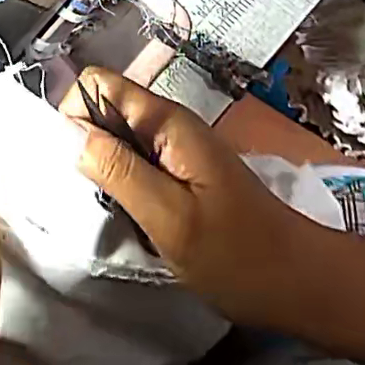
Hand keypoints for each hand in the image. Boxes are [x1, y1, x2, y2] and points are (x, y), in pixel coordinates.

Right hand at [59, 67, 323, 326]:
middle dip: (87, 145)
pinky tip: (133, 218)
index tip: (75, 163)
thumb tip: (66, 131)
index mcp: (166, 121)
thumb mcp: (169, 217)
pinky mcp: (180, 170)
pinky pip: (135, 162)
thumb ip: (116, 169)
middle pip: (105, 108)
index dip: (75, 113)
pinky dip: (123, 185)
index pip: (99, 83)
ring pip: (117, 137)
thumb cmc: (237, 254)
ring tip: (116, 212)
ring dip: (104, 169)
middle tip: (96, 195)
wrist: (298, 282)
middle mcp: (168, 123)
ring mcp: (175, 146)